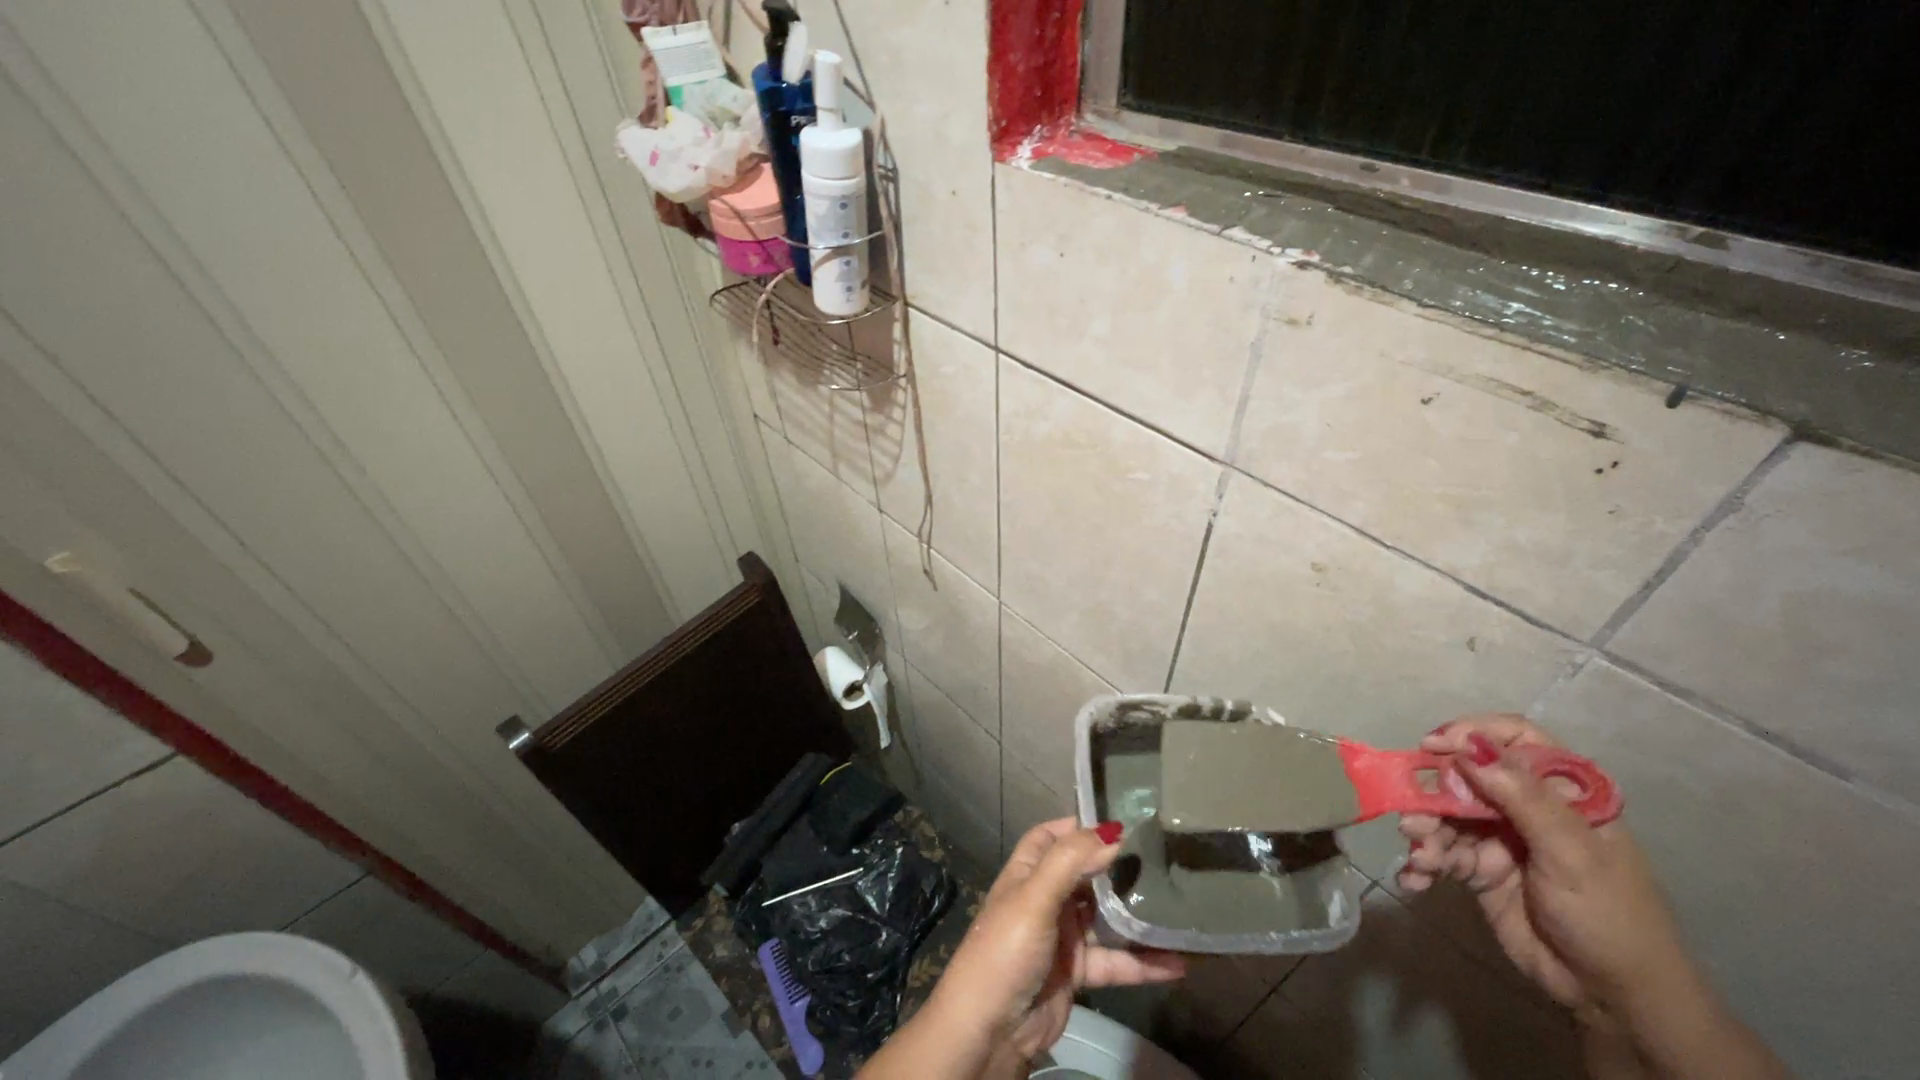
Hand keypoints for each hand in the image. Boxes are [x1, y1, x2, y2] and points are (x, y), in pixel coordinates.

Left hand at [931, 819, 1185, 1060]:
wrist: (990, 1029)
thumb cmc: (1005, 951)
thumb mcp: (1033, 899)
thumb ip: (1070, 862)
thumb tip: (1113, 832)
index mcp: (1026, 875)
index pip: (1050, 837)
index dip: (1079, 826)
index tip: (1121, 821)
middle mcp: (1045, 900)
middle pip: (1086, 876)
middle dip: (1118, 868)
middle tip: (1163, 859)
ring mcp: (1063, 937)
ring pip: (1106, 920)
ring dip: (1138, 918)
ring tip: (1179, 909)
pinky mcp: (1078, 972)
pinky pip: (1116, 962)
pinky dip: (1143, 963)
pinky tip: (1177, 963)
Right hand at [1397, 716, 1689, 1021]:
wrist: (1612, 994)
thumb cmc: (1607, 914)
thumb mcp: (1571, 852)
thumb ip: (1521, 797)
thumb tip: (1469, 746)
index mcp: (1562, 792)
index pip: (1514, 740)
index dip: (1472, 735)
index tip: (1432, 746)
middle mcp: (1526, 807)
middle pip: (1467, 778)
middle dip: (1434, 794)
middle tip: (1412, 817)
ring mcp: (1500, 839)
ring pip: (1446, 817)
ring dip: (1425, 834)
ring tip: (1421, 859)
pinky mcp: (1478, 871)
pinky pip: (1440, 855)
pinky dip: (1422, 865)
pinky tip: (1416, 879)